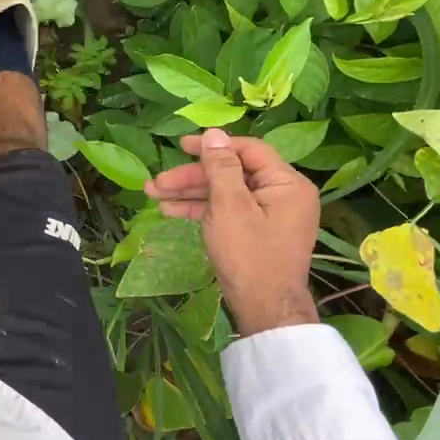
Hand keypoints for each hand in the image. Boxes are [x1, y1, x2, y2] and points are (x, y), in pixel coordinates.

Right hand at [142, 128, 320, 336]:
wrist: (263, 305)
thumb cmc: (248, 253)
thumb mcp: (230, 206)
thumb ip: (221, 167)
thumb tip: (214, 134)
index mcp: (286, 184)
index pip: (248, 151)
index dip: (213, 146)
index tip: (180, 146)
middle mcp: (282, 195)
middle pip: (231, 173)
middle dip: (192, 176)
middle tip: (157, 182)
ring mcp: (269, 214)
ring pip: (223, 192)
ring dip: (188, 192)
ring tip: (153, 195)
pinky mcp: (255, 230)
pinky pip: (226, 210)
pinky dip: (200, 209)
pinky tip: (170, 211)